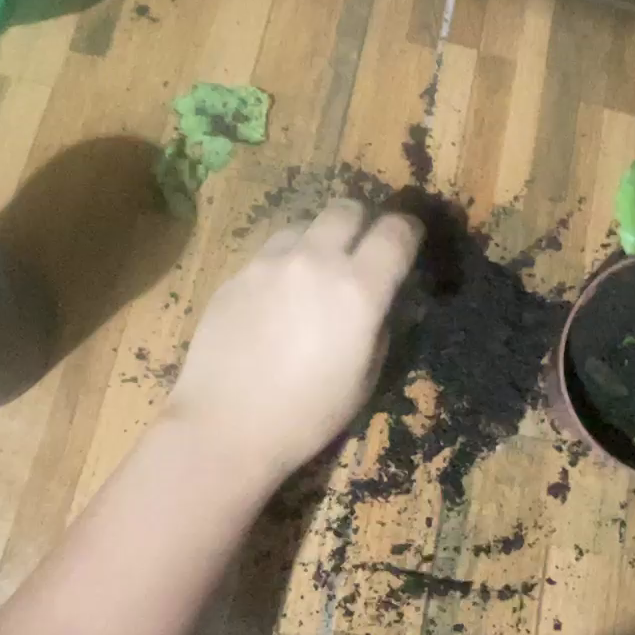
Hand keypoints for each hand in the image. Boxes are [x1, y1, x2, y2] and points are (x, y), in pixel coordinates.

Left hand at [165, 199, 422, 479]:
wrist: (226, 426)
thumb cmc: (307, 415)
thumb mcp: (365, 378)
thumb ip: (379, 325)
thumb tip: (378, 300)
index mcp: (359, 289)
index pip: (396, 231)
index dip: (408, 230)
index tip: (408, 240)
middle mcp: (316, 260)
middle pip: (347, 208)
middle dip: (362, 223)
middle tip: (360, 251)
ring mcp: (270, 262)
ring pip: (304, 223)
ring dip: (319, 238)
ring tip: (315, 271)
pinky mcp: (237, 273)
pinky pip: (271, 249)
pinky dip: (286, 259)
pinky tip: (278, 294)